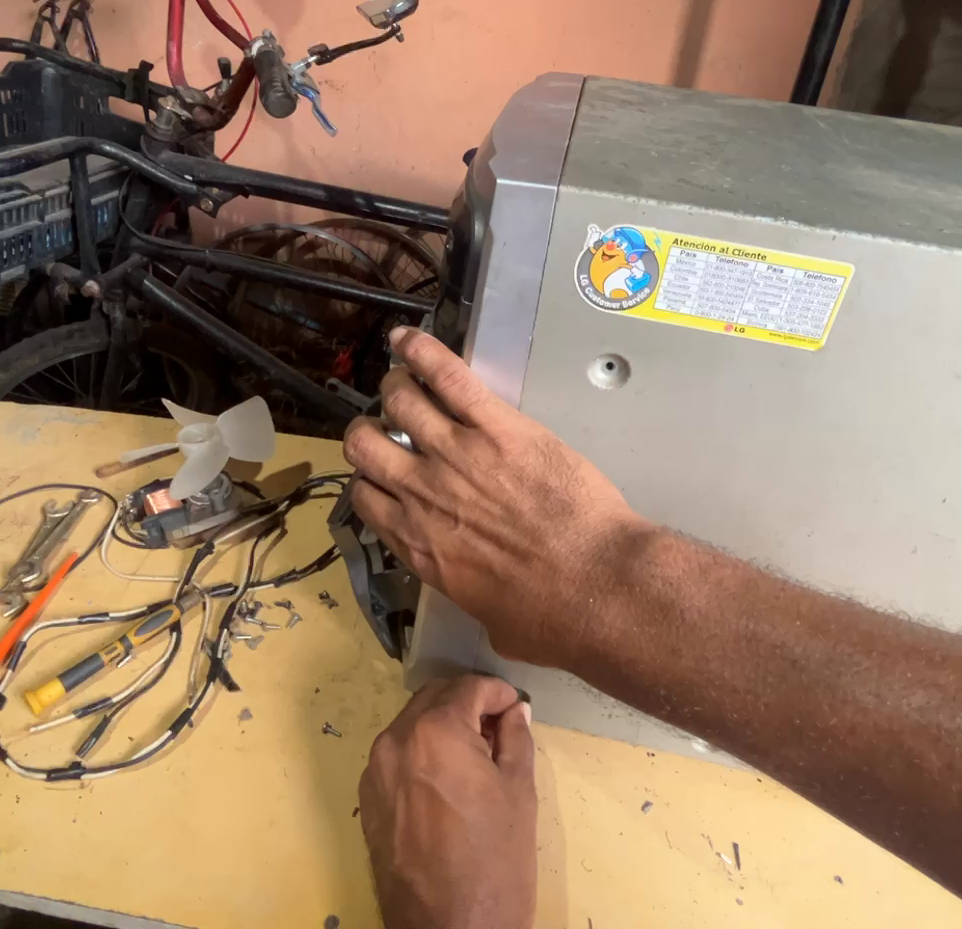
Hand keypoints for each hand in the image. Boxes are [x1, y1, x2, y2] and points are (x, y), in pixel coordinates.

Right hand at [342, 327, 653, 668]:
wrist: (597, 585)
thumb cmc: (550, 615)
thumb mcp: (494, 621)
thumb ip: (472, 595)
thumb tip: (488, 603)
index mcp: (418, 543)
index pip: (365, 497)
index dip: (370, 480)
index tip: (384, 474)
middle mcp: (422, 494)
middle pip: (364, 444)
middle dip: (371, 431)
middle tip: (392, 426)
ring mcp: (456, 454)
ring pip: (399, 403)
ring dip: (398, 389)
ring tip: (407, 382)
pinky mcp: (496, 426)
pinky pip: (447, 377)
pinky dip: (423, 352)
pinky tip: (409, 340)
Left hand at [360, 675, 536, 928]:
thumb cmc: (495, 861)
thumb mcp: (519, 791)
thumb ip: (516, 737)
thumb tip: (514, 710)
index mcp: (435, 731)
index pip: (468, 687)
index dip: (497, 692)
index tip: (515, 707)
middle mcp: (396, 740)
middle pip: (436, 697)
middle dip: (468, 703)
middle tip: (498, 727)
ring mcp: (375, 770)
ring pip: (413, 724)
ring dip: (443, 725)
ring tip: (474, 755)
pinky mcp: (368, 799)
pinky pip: (396, 755)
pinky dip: (421, 752)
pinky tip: (446, 779)